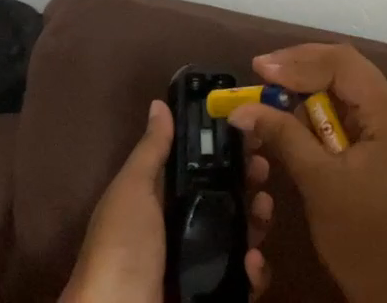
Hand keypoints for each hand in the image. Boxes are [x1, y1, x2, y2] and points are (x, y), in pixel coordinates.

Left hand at [62, 100, 273, 302]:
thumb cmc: (122, 249)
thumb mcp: (132, 191)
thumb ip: (151, 150)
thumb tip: (159, 104)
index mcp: (160, 201)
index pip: (201, 167)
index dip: (226, 150)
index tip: (251, 133)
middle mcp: (182, 229)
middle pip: (226, 199)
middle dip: (249, 182)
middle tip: (263, 171)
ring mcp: (199, 265)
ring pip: (241, 236)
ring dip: (259, 222)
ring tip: (264, 211)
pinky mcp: (214, 295)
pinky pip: (243, 281)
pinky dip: (255, 271)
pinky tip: (252, 263)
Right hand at [227, 45, 386, 302]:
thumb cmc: (359, 234)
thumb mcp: (318, 181)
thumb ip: (283, 136)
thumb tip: (242, 108)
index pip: (343, 65)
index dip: (300, 62)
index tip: (260, 70)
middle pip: (344, 68)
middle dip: (300, 68)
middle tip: (260, 74)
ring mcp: (385, 126)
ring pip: (342, 87)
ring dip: (305, 87)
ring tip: (268, 93)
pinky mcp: (375, 142)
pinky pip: (342, 110)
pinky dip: (314, 110)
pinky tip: (289, 115)